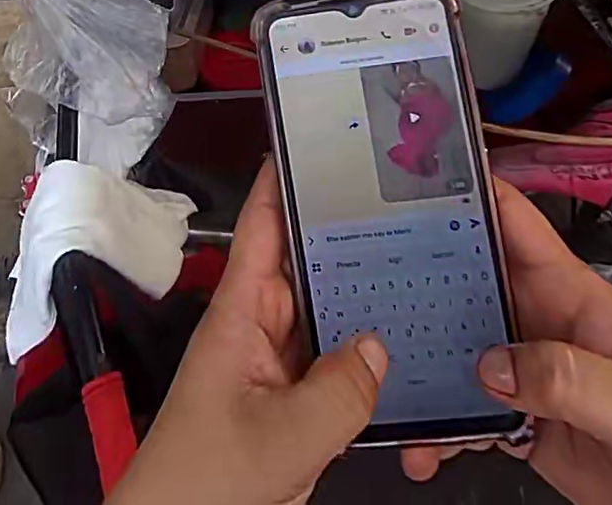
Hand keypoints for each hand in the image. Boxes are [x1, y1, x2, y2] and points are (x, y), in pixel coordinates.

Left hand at [109, 158, 386, 504]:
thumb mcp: (276, 441)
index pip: (263, 222)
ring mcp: (280, 355)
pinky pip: (335, 349)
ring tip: (411, 253)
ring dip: (359, 283)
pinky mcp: (295, 389)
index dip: (284, 177)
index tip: (316, 140)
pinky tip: (399, 329)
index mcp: (241, 309)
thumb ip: (336, 394)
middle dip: (344, 226)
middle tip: (396, 197)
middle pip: (307, 256)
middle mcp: (262, 321)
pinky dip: (363, 337)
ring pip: (326, 302)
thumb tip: (379, 347)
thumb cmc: (200, 486)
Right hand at [403, 181, 611, 504]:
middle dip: (429, 275)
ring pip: (467, 347)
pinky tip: (430, 440)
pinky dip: (448, 424)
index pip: (520, 225)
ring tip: (397, 377)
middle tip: (382, 279)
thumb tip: (497, 366)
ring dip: (430, 359)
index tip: (431, 174)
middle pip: (476, 282)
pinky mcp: (533, 421)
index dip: (478, 189)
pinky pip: (476, 411)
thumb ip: (573, 379)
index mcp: (579, 296)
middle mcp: (549, 325)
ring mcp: (539, 373)